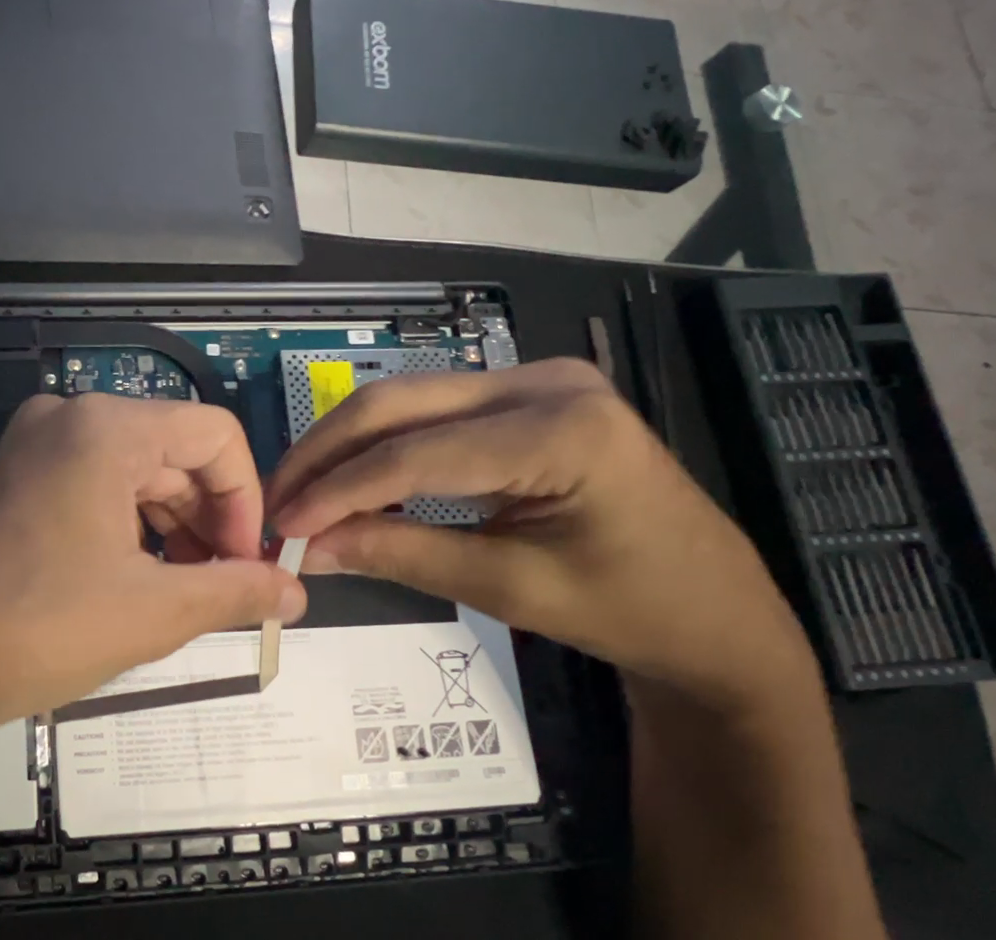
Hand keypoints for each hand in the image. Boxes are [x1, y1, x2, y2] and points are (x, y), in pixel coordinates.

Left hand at [0, 394, 308, 766]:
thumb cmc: (40, 629)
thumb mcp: (153, 613)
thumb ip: (236, 591)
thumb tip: (296, 592)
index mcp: (105, 428)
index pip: (215, 436)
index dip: (246, 500)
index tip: (247, 565)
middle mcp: (68, 416)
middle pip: (174, 451)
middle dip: (209, 519)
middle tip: (224, 587)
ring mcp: (34, 443)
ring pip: (135, 470)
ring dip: (171, 526)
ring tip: (186, 592)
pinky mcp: (15, 474)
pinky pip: (94, 483)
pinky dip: (128, 524)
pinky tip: (138, 578)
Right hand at [267, 358, 814, 709]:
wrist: (720, 615)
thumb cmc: (632, 611)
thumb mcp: (510, 589)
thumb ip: (403, 556)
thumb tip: (308, 547)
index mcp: (562, 429)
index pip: (415, 453)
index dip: (337, 490)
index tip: (281, 525)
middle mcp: (547, 382)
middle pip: (400, 403)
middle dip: (326, 453)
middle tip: (275, 500)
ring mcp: (540, 381)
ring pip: (409, 401)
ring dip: (348, 448)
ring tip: (301, 493)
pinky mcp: (529, 396)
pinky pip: (435, 414)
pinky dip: (385, 449)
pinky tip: (351, 482)